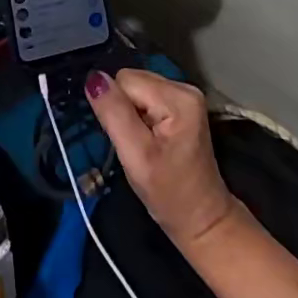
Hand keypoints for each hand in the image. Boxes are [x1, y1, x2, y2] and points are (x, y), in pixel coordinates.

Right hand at [85, 68, 239, 245]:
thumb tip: (94, 77)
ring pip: (133, 88)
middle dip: (124, 109)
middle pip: (129, 81)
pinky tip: (151, 138)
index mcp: (177, 97)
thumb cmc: (169, 193)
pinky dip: (139, 115)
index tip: (131, 139)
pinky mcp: (181, 105)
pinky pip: (142, 96)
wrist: (203, 220)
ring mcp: (184, 96)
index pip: (123, 81)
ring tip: (145, 142)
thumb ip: (113, 113)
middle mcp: (183, 88)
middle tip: (137, 142)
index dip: (117, 109)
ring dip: (131, 113)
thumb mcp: (135, 155)